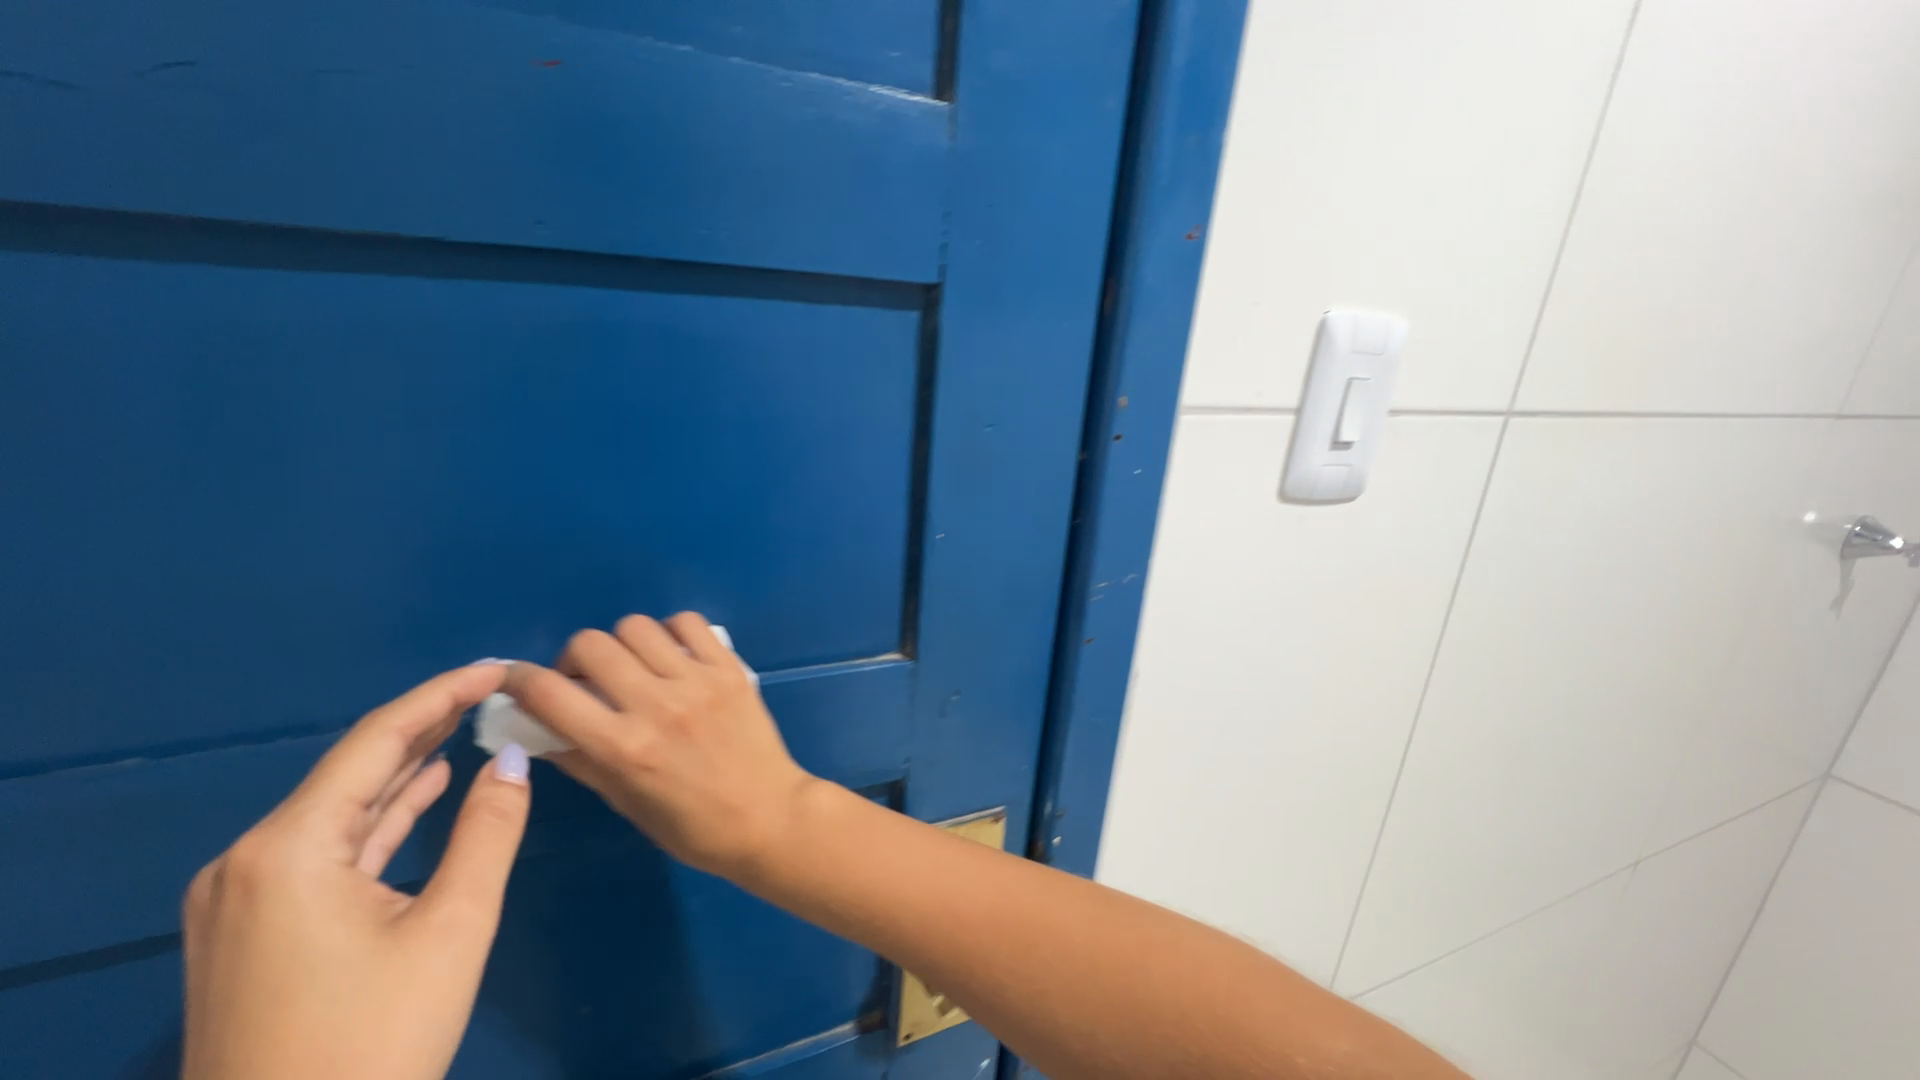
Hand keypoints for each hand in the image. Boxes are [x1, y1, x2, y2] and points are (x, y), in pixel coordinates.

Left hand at [182, 664, 531, 1079]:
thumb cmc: (376, 1038)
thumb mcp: (453, 927)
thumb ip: (489, 830)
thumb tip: (514, 759)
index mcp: (289, 848)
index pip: (376, 742)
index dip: (441, 696)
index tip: (498, 668)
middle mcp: (251, 859)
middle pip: (353, 771)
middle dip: (427, 727)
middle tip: (494, 690)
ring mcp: (245, 896)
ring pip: (341, 810)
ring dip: (407, 771)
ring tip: (471, 725)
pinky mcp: (254, 929)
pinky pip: (328, 849)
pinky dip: (382, 818)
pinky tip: (424, 790)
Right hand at [502, 612, 817, 877]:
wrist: (769, 818)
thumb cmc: (693, 827)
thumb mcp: (625, 804)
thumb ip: (582, 761)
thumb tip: (539, 729)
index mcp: (623, 747)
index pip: (550, 693)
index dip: (518, 679)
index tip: (514, 679)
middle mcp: (656, 705)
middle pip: (590, 644)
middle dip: (575, 659)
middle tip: (587, 680)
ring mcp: (697, 682)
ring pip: (636, 627)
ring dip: (622, 643)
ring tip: (634, 667)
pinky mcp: (729, 669)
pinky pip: (689, 622)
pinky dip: (670, 631)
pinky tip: (672, 655)